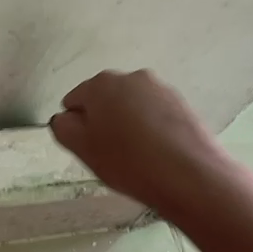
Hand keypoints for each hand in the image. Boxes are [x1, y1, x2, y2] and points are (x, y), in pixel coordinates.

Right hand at [49, 69, 235, 215]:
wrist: (188, 174)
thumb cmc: (127, 162)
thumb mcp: (82, 149)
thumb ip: (63, 128)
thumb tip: (65, 118)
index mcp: (100, 84)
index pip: (74, 101)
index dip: (76, 126)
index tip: (89, 148)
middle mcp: (131, 77)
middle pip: (105, 100)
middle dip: (103, 121)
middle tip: (111, 153)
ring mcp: (160, 88)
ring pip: (132, 106)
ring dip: (128, 124)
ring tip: (137, 155)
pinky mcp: (182, 103)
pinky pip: (155, 114)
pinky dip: (151, 128)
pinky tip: (157, 152)